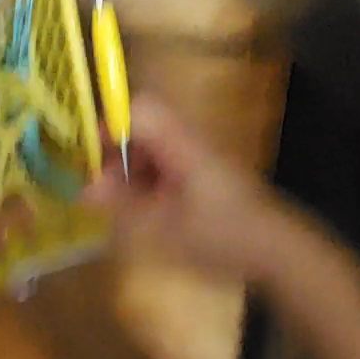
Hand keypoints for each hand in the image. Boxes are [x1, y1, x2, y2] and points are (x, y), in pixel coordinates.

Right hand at [82, 98, 300, 283]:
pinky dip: (146, 179)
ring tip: (120, 206)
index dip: (109, 127)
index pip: (137, 108)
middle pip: (140, 124)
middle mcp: (187, 137)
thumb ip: (121, 206)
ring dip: (129, 169)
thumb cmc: (221, 235)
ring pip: (150, 144)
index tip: (91, 161)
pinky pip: (164, 161)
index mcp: (179, 140)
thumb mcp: (163, 228)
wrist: (278, 250)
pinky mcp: (202, 170)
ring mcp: (196, 152)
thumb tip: (82, 190)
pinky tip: (144, 211)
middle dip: (114, 153)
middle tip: (101, 191)